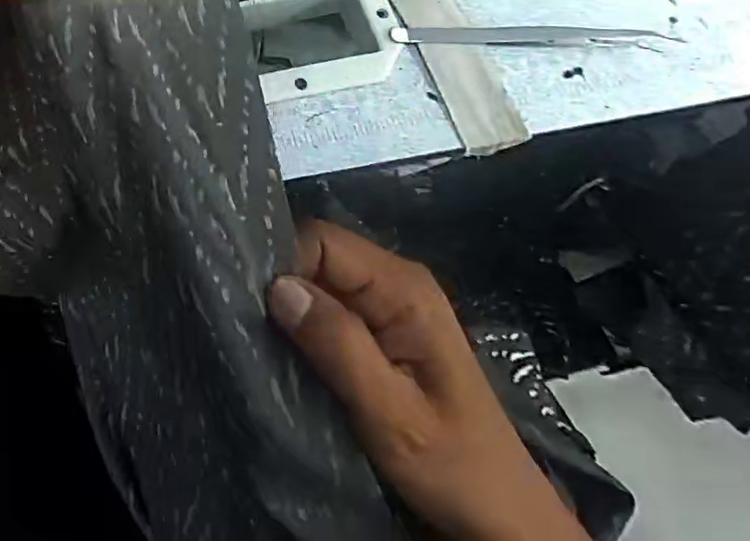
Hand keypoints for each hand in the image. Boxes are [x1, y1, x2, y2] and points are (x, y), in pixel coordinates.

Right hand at [269, 221, 589, 540]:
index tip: (252, 306)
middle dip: (284, 284)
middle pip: (323, 256)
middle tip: (248, 326)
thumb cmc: (453, 463)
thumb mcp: (391, 414)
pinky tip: (289, 351)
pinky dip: (307, 325)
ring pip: (325, 281)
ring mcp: (392, 303)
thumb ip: (338, 345)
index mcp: (404, 288)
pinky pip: (335, 307)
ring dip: (293, 307)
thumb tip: (278, 287)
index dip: (286, 263)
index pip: (326, 241)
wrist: (500, 508)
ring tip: (261, 340)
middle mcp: (397, 280)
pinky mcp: (385, 328)